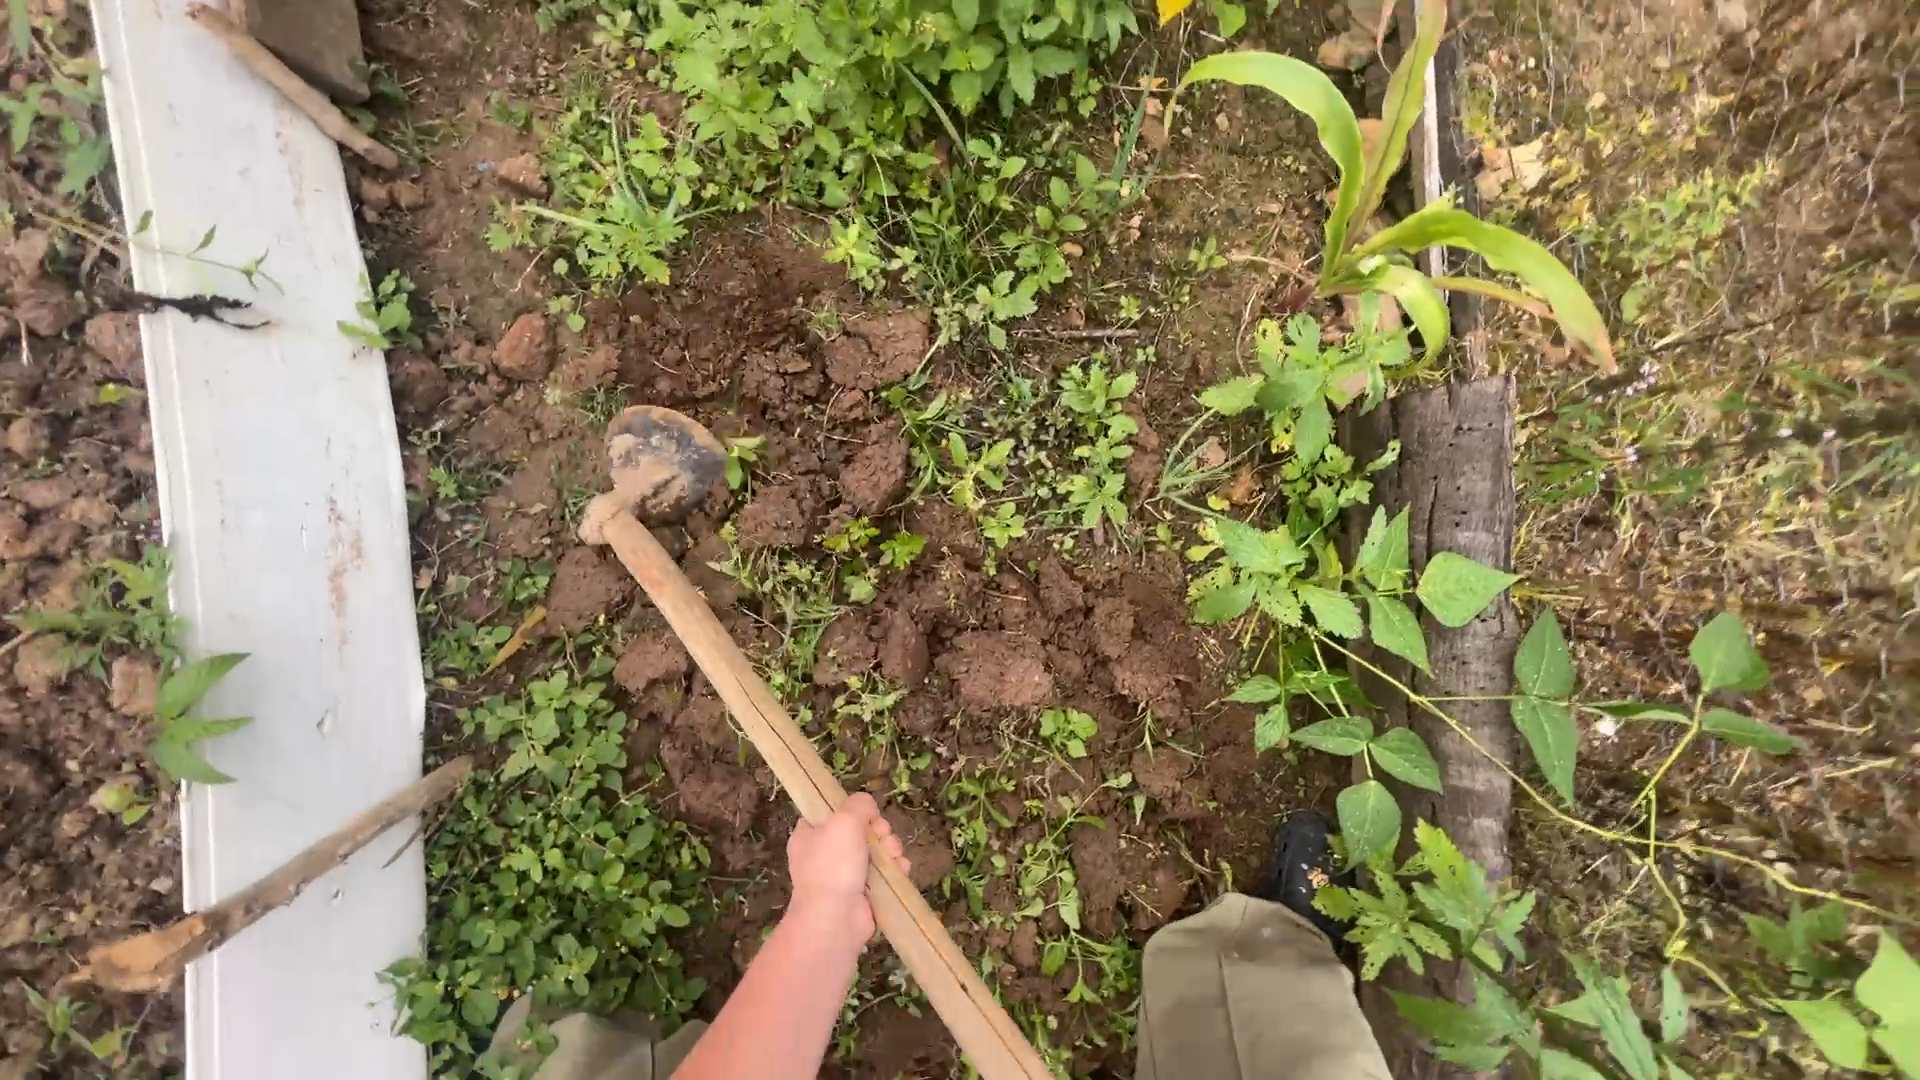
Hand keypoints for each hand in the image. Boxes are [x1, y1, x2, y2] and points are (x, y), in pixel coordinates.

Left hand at [786, 792, 909, 944]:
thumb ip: (859, 804)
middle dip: (879, 830)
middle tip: (883, 835)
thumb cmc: (833, 864)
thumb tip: (868, 806)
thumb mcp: (844, 820)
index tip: (864, 813)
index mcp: (809, 835)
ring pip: (874, 851)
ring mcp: (843, 876)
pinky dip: (894, 869)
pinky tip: (901, 869)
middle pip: (859, 830)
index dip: (850, 809)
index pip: (829, 813)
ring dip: (890, 848)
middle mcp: (824, 854)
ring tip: (894, 854)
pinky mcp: (862, 894)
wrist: (835, 919)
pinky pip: (883, 873)